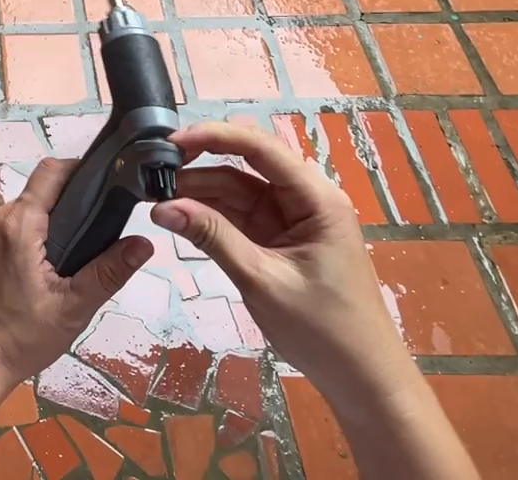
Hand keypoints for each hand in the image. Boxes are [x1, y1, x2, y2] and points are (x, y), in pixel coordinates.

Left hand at [0, 157, 152, 390]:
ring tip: (88, 241)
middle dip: (74, 198)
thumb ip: (108, 271)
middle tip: (107, 219)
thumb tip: (144, 243)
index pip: (51, 172)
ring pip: (31, 207)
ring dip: (57, 217)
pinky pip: (18, 223)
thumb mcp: (73, 307)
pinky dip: (40, 231)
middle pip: (42, 188)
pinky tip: (59, 257)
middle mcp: (0, 216)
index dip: (81, 169)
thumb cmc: (21, 335)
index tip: (109, 181)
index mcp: (19, 222)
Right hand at [147, 123, 410, 407]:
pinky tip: (177, 213)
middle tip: (153, 167)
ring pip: (235, 187)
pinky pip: (236, 213)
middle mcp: (303, 198)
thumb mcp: (262, 280)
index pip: (260, 147)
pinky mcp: (276, 238)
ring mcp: (288, 218)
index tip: (171, 141)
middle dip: (199, 162)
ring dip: (198, 190)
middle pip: (245, 163)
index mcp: (316, 198)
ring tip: (155, 194)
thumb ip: (212, 237)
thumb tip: (160, 207)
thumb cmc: (324, 330)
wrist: (364, 383)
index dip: (214, 135)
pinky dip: (207, 212)